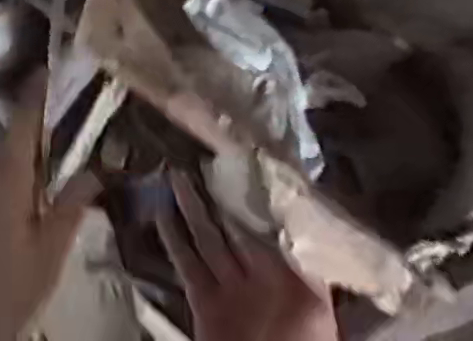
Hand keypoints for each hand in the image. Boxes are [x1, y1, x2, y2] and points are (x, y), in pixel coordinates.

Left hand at [0, 69, 101, 340]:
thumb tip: (94, 172)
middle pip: (3, 145)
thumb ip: (70, 206)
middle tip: (35, 191)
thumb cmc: (7, 284)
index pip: (24, 122)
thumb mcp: (49, 252)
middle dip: (20, 159)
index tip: (41, 69)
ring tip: (4, 219)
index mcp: (8, 173)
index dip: (34, 93)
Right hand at [155, 170, 340, 340]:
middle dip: (217, 199)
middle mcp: (259, 279)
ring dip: (190, 209)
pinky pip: (186, 262)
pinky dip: (172, 237)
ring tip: (174, 176)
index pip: (270, 230)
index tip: (236, 167)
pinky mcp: (203, 299)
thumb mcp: (312, 307)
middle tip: (199, 164)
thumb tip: (291, 220)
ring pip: (206, 239)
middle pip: (233, 229)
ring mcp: (230, 289)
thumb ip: (303, 266)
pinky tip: (160, 212)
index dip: (253, 200)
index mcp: (291, 280)